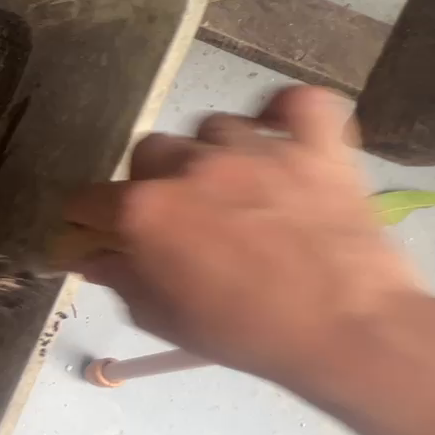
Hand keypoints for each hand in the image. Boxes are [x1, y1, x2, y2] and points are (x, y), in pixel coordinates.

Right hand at [59, 86, 429, 389]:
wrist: (349, 331)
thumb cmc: (240, 330)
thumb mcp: (156, 315)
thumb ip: (118, 277)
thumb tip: (95, 258)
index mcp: (140, 210)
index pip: (84, 200)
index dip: (85, 220)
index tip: (96, 235)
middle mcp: (188, 168)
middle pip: (146, 152)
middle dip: (147, 181)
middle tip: (169, 213)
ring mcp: (255, 152)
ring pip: (210, 128)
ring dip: (207, 153)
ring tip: (224, 183)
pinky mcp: (318, 149)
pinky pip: (299, 103)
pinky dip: (283, 112)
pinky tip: (275, 132)